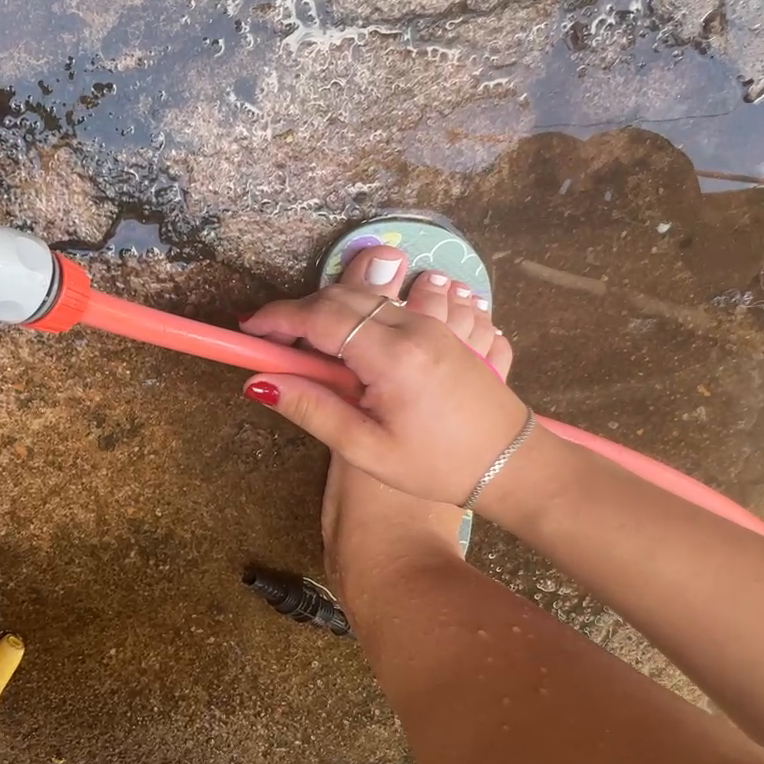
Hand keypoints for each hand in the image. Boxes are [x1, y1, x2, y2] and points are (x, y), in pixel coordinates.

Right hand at [238, 245, 528, 504]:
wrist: (516, 465)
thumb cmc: (437, 466)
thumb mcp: (365, 449)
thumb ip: (310, 409)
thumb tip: (257, 382)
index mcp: (394, 357)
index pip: (320, 317)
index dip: (277, 318)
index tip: (247, 331)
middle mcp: (415, 328)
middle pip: (339, 298)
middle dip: (296, 313)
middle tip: (271, 346)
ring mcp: (434, 325)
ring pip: (363, 297)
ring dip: (324, 313)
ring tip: (303, 349)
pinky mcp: (442, 330)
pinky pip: (387, 306)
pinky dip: (353, 315)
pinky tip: (345, 344)